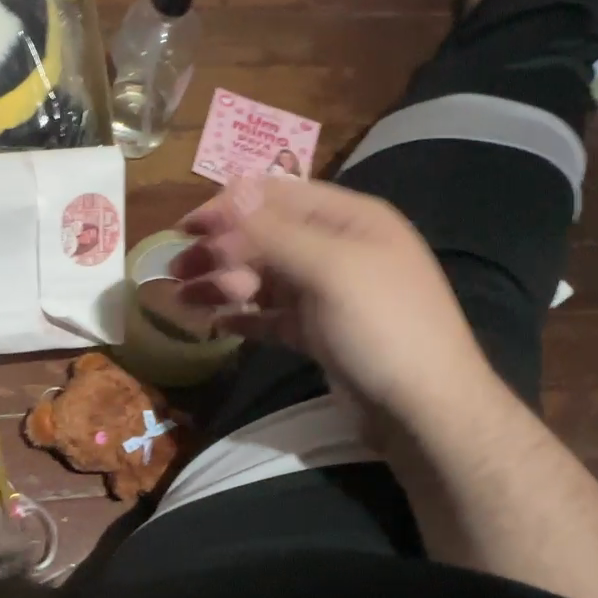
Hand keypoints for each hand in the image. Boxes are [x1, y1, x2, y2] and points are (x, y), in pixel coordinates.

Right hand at [172, 178, 499, 418]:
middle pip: (265, 238)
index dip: (228, 208)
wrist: (422, 407)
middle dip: (218, 251)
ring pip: (263, 279)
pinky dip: (243, 317)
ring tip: (183, 301)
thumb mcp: (330, 269)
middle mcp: (337, 249)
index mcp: (349, 219)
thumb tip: (228, 190)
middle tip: (175, 273)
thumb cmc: (383, 328)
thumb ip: (275, 232)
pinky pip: (271, 317)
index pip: (277, 197)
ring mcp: (327, 294)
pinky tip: (215, 325)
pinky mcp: (318, 334)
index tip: (184, 230)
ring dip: (223, 284)